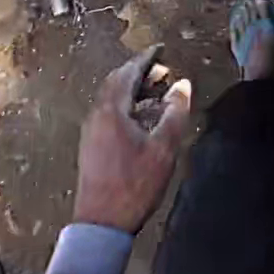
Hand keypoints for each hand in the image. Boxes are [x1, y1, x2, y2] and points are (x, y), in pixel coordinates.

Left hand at [72, 47, 193, 233]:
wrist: (102, 224)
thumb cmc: (135, 184)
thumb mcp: (164, 147)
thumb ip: (175, 111)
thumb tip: (182, 85)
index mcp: (111, 111)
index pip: (128, 74)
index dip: (145, 59)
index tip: (159, 49)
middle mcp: (97, 116)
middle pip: (116, 83)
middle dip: (139, 73)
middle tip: (162, 70)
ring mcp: (91, 131)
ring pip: (112, 99)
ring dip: (134, 90)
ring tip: (158, 92)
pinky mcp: (92, 146)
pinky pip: (110, 113)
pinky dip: (128, 105)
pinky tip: (145, 117)